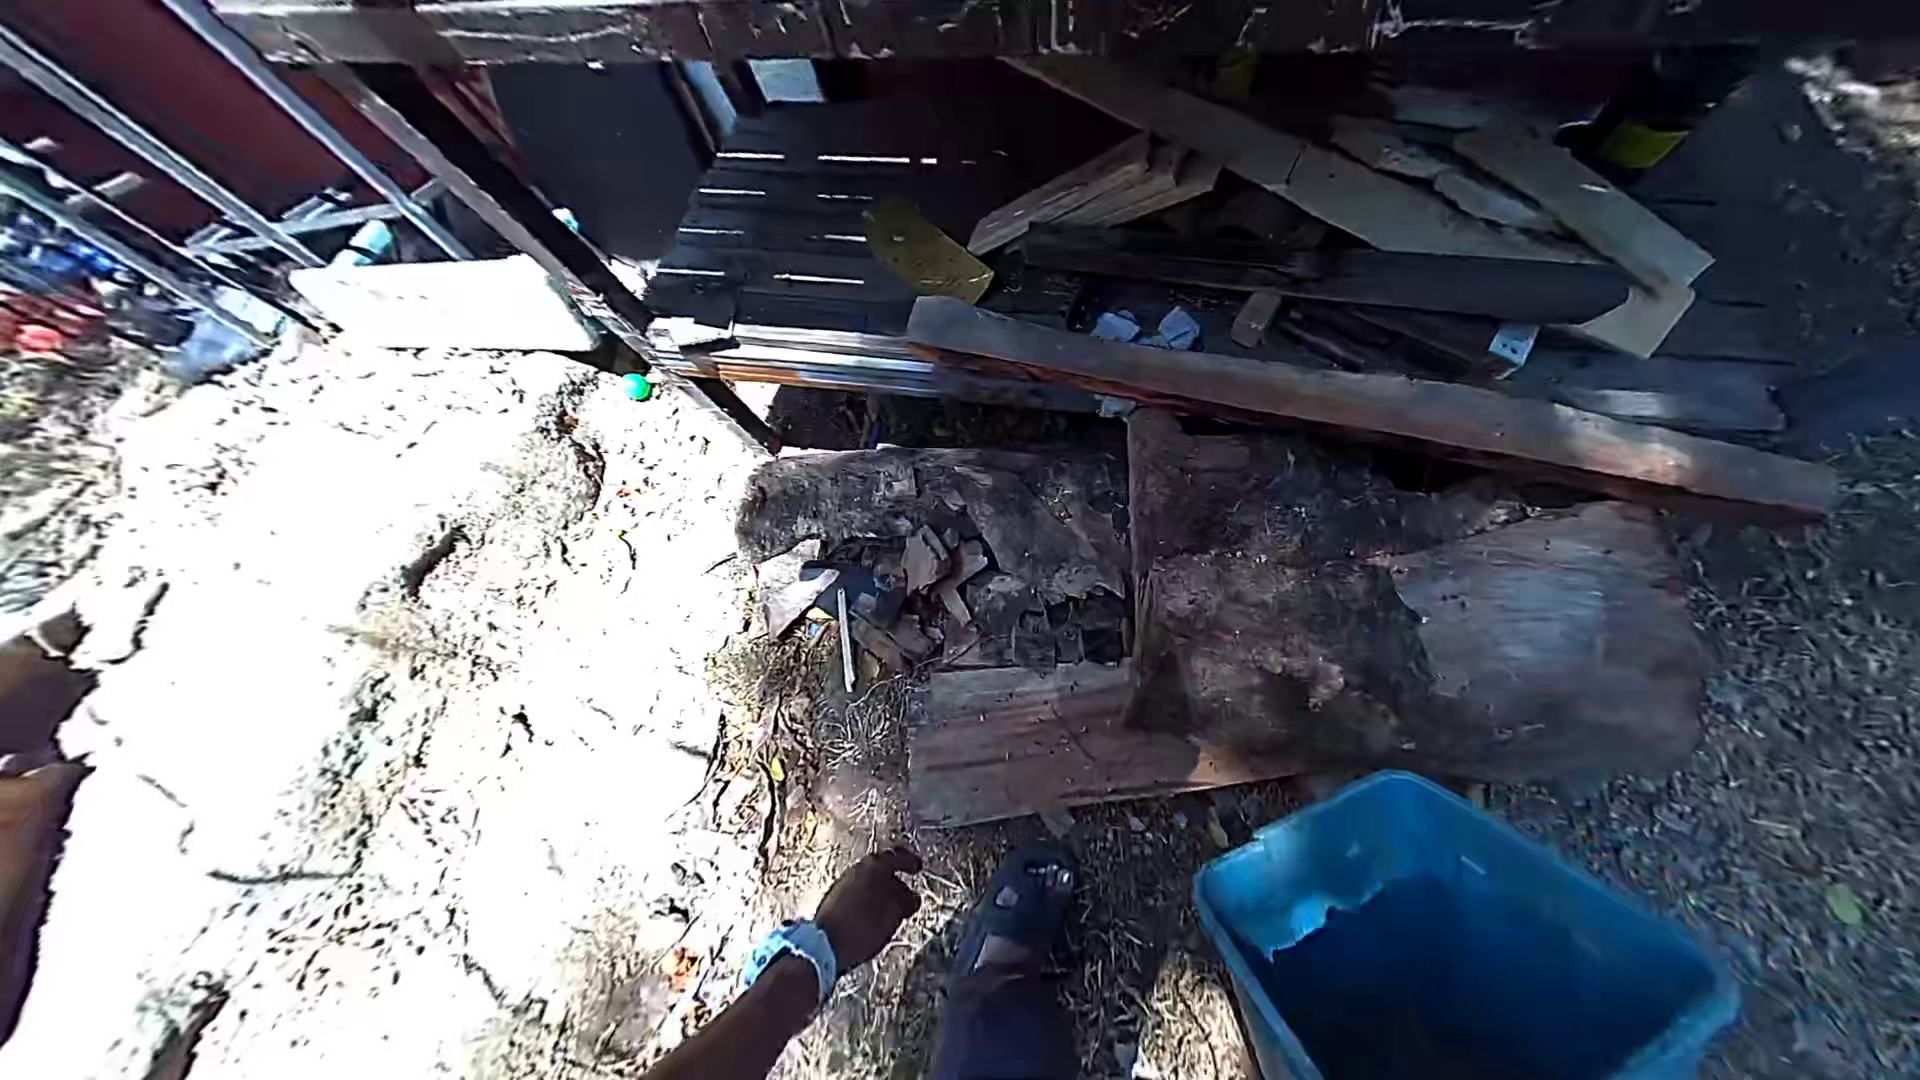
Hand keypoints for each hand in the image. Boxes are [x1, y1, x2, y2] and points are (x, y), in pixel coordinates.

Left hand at [813, 846, 921, 970]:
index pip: (898, 856)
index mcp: (875, 865)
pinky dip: (868, 898)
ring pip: (868, 880)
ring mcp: (843, 882)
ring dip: (880, 890)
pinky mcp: (834, 898)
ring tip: (890, 908)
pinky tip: (872, 915)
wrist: (824, 946)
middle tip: (906, 891)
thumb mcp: (894, 915)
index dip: (910, 862)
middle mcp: (858, 868)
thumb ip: (907, 901)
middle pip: (882, 867)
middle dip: (895, 879)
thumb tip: (913, 897)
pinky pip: (858, 892)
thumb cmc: (862, 927)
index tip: (917, 866)